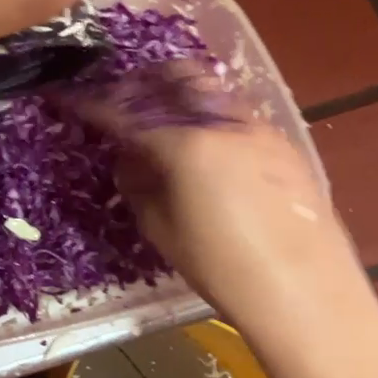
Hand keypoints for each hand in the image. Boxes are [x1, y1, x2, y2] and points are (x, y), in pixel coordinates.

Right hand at [66, 63, 377, 337]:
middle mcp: (224, 124)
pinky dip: (209, 116)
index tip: (66, 95)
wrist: (311, 298)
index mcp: (186, 143)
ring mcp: (261, 132)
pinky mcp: (285, 148)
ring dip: (179, 94)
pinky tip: (202, 144)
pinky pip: (237, 115)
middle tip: (120, 95)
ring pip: (212, 92)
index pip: (124, 113)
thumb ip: (138, 183)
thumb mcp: (160, 228)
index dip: (90, 103)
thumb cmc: (223, 268)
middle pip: (177, 78)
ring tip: (159, 115)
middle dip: (142, 80)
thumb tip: (130, 160)